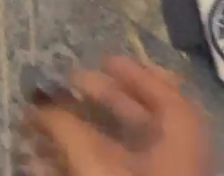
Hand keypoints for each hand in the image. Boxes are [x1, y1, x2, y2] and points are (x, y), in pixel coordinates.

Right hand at [23, 57, 214, 175]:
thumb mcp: (91, 158)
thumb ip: (63, 122)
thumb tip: (40, 105)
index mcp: (183, 152)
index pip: (174, 103)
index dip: (141, 77)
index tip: (105, 58)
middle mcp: (179, 168)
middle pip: (150, 124)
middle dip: (108, 97)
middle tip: (72, 80)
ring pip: (127, 150)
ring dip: (87, 127)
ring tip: (49, 118)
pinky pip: (111, 170)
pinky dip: (82, 156)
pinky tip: (46, 157)